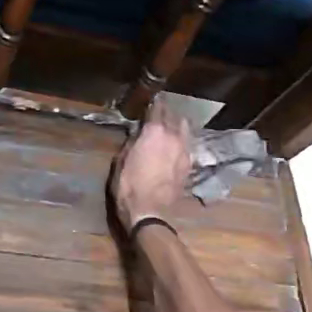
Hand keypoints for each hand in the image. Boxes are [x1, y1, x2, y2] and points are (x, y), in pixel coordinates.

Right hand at [112, 100, 191, 229]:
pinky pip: (188, 144)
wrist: (149, 212)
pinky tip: (176, 144)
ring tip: (171, 125)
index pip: (157, 109)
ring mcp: (185, 151)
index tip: (150, 100)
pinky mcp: (189, 165)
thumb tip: (137, 133)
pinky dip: (182, 140)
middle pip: (174, 116)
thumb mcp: (121, 161)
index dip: (153, 104)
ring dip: (178, 125)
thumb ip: (132, 142)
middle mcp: (173, 137)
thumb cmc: (128, 186)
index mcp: (154, 132)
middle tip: (160, 112)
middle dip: (167, 112)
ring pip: (186, 129)